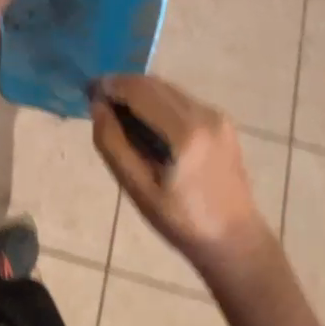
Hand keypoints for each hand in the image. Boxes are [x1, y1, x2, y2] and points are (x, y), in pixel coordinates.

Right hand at [91, 74, 267, 273]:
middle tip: (99, 103)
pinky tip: (149, 125)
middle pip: (154, 84)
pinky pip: (182, 100)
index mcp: (186, 132)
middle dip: (123, 87)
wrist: (236, 241)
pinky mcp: (222, 121)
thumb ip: (112, 144)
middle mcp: (204, 114)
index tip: (88, 91)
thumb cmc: (182, 222)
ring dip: (141, 93)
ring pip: (168, 89)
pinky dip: (159, 103)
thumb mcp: (138, 189)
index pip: (139, 90)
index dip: (111, 85)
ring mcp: (217, 116)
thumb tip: (97, 105)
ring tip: (120, 116)